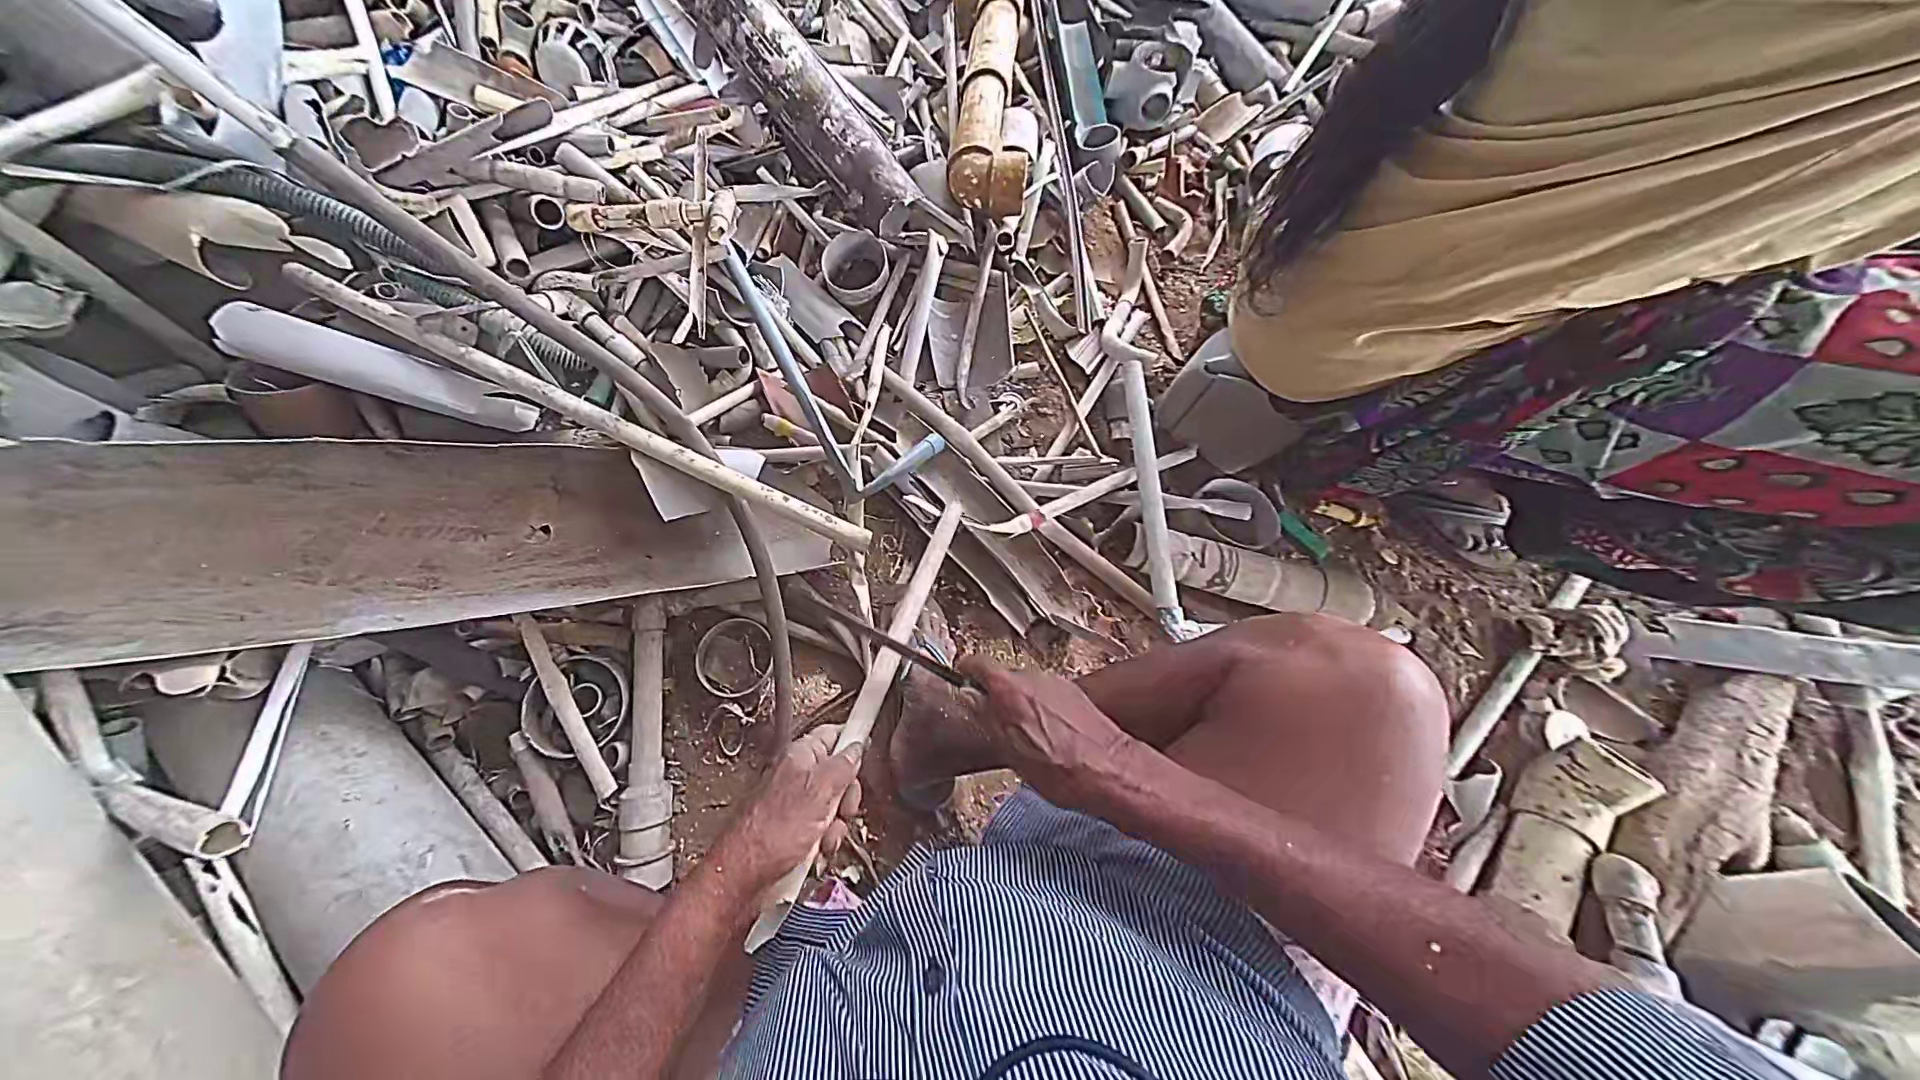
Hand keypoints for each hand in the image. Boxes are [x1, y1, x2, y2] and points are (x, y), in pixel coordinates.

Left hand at [709, 724, 861, 896]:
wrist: (744, 876)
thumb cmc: (771, 832)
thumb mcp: (820, 791)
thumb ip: (843, 766)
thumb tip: (858, 746)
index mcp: (801, 756)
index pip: (834, 734)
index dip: (852, 742)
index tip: (867, 751)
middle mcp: (797, 776)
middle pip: (840, 775)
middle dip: (846, 797)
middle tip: (840, 809)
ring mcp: (796, 804)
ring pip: (834, 807)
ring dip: (835, 826)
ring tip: (822, 837)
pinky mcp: (794, 829)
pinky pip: (823, 830)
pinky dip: (824, 842)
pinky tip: (814, 851)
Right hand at [954, 656, 1133, 804]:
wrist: (1109, 771)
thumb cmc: (1062, 769)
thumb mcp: (1008, 751)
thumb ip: (986, 720)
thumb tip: (973, 703)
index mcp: (1009, 688)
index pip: (976, 663)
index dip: (965, 672)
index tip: (961, 680)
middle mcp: (1034, 677)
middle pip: (1004, 676)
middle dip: (996, 695)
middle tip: (991, 720)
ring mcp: (1057, 682)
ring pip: (1028, 686)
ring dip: (1021, 703)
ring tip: (1022, 734)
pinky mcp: (1075, 693)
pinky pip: (1048, 695)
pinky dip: (1042, 709)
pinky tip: (1046, 735)